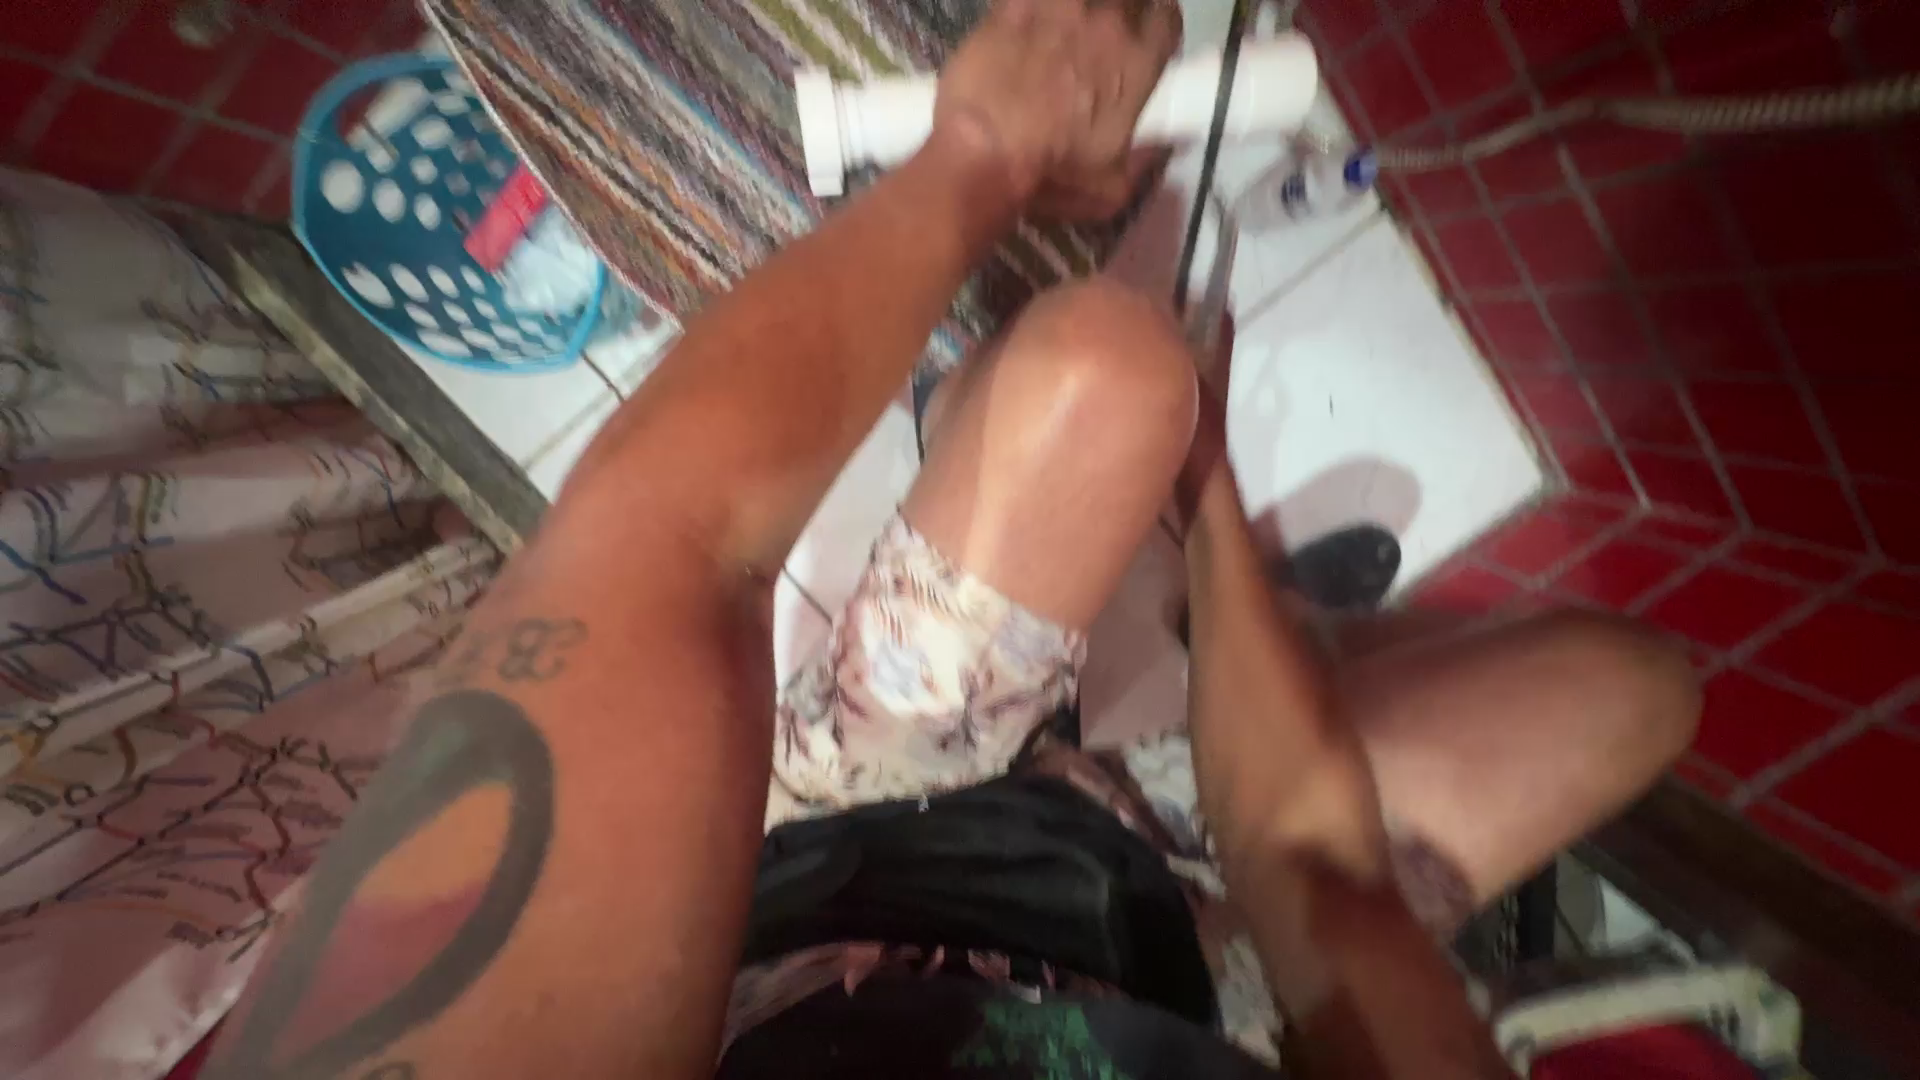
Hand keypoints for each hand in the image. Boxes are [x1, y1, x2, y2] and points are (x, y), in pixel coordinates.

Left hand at [935, 0, 1181, 219]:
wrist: (984, 152)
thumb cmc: (1050, 177)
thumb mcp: (1110, 191)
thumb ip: (1143, 163)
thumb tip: (1163, 149)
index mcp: (1137, 62)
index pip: (1165, 21)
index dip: (1154, 32)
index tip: (1141, 48)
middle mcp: (1107, 21)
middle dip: (1120, 15)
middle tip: (1098, 41)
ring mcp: (1059, 5)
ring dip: (1076, 11)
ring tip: (1061, 34)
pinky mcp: (1013, 5)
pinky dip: (1032, 11)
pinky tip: (1023, 32)